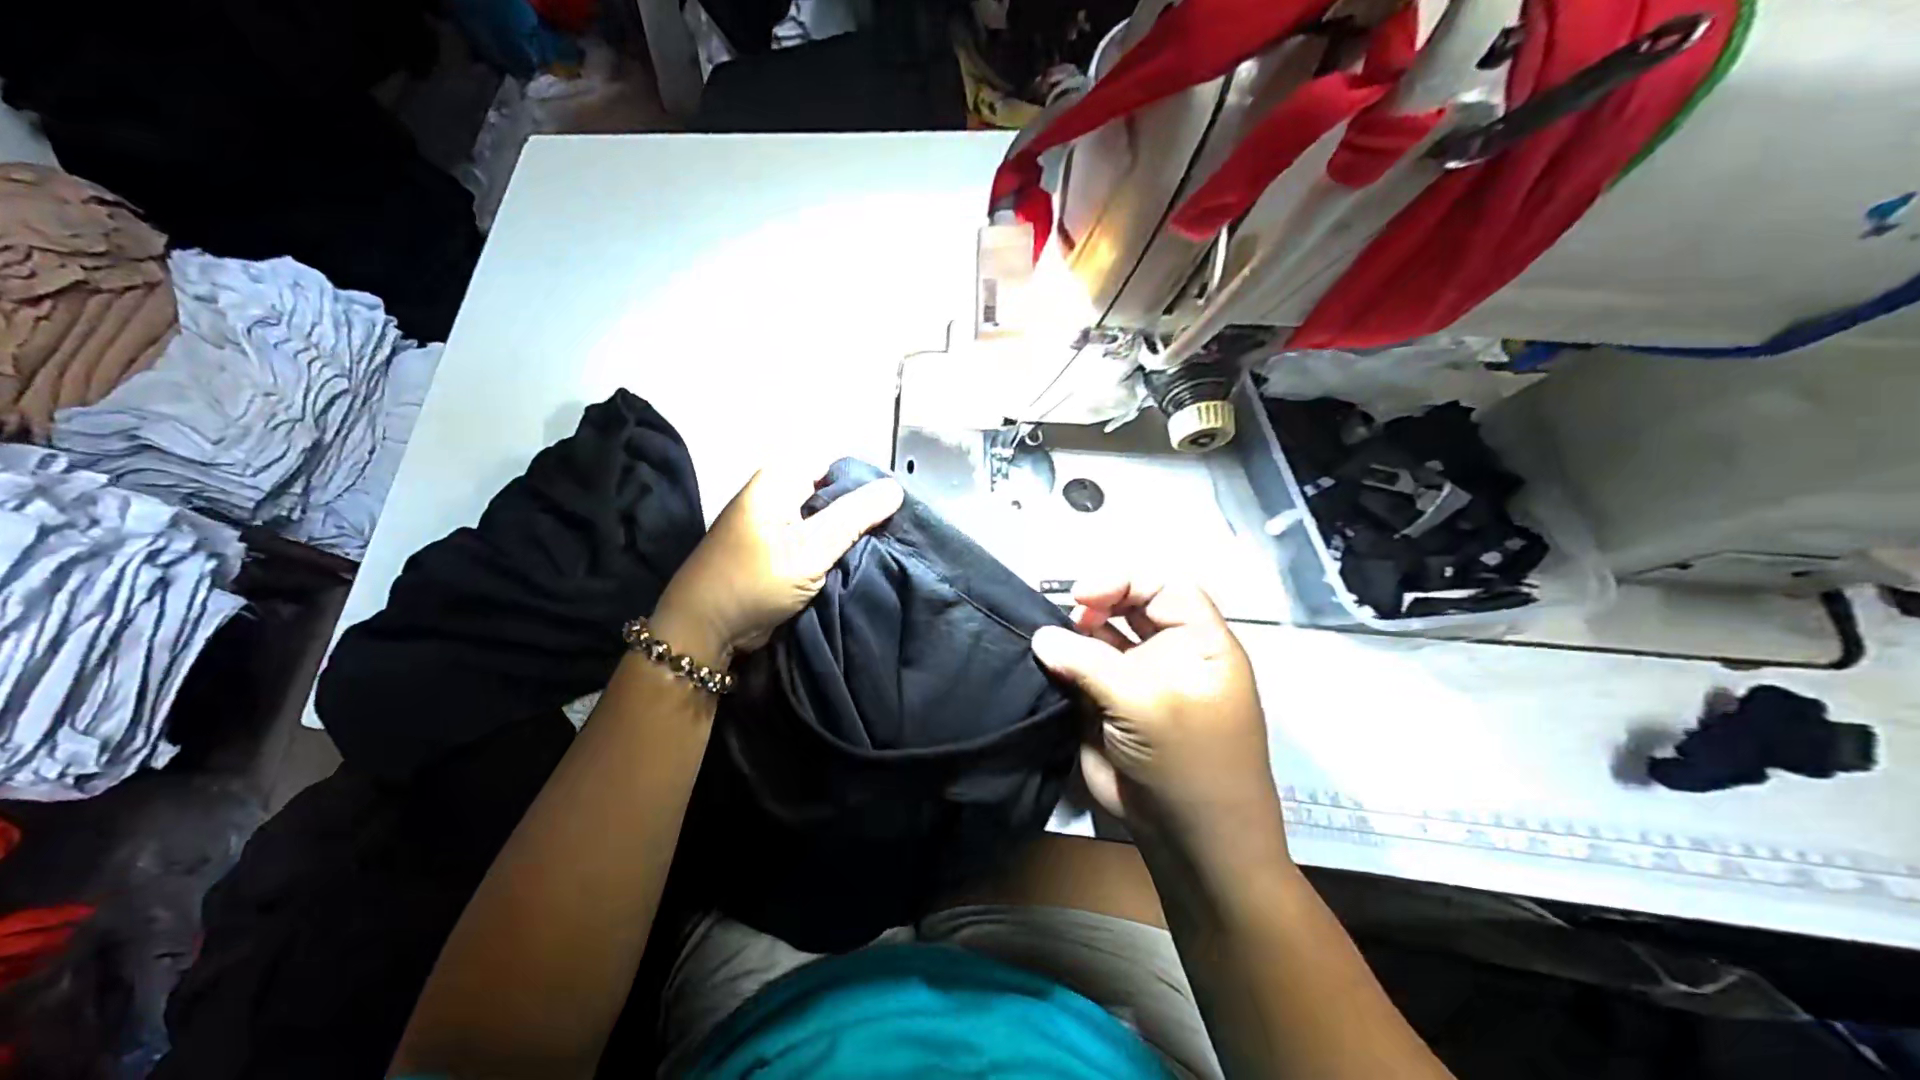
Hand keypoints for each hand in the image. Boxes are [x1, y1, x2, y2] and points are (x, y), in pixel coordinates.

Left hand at [652, 467, 903, 662]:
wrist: (706, 631)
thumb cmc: (753, 581)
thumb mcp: (809, 548)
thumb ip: (853, 517)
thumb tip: (896, 488)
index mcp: (777, 481)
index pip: (835, 466)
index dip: (865, 484)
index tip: (894, 508)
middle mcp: (776, 496)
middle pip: (831, 494)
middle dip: (860, 512)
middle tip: (894, 532)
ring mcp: (776, 526)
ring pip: (826, 521)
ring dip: (849, 535)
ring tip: (884, 547)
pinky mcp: (778, 553)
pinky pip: (815, 543)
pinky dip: (834, 552)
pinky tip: (860, 562)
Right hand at [1030, 578, 1280, 846]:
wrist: (1190, 840)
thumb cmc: (1188, 760)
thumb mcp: (1145, 703)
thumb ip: (1089, 663)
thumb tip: (1041, 636)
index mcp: (1199, 643)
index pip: (1165, 586)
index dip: (1125, 581)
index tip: (1082, 596)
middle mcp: (1169, 655)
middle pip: (1129, 607)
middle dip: (1096, 605)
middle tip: (1064, 618)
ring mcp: (1137, 682)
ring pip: (1101, 640)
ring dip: (1075, 636)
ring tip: (1048, 643)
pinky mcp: (1108, 709)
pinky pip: (1082, 674)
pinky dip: (1063, 666)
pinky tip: (1044, 665)